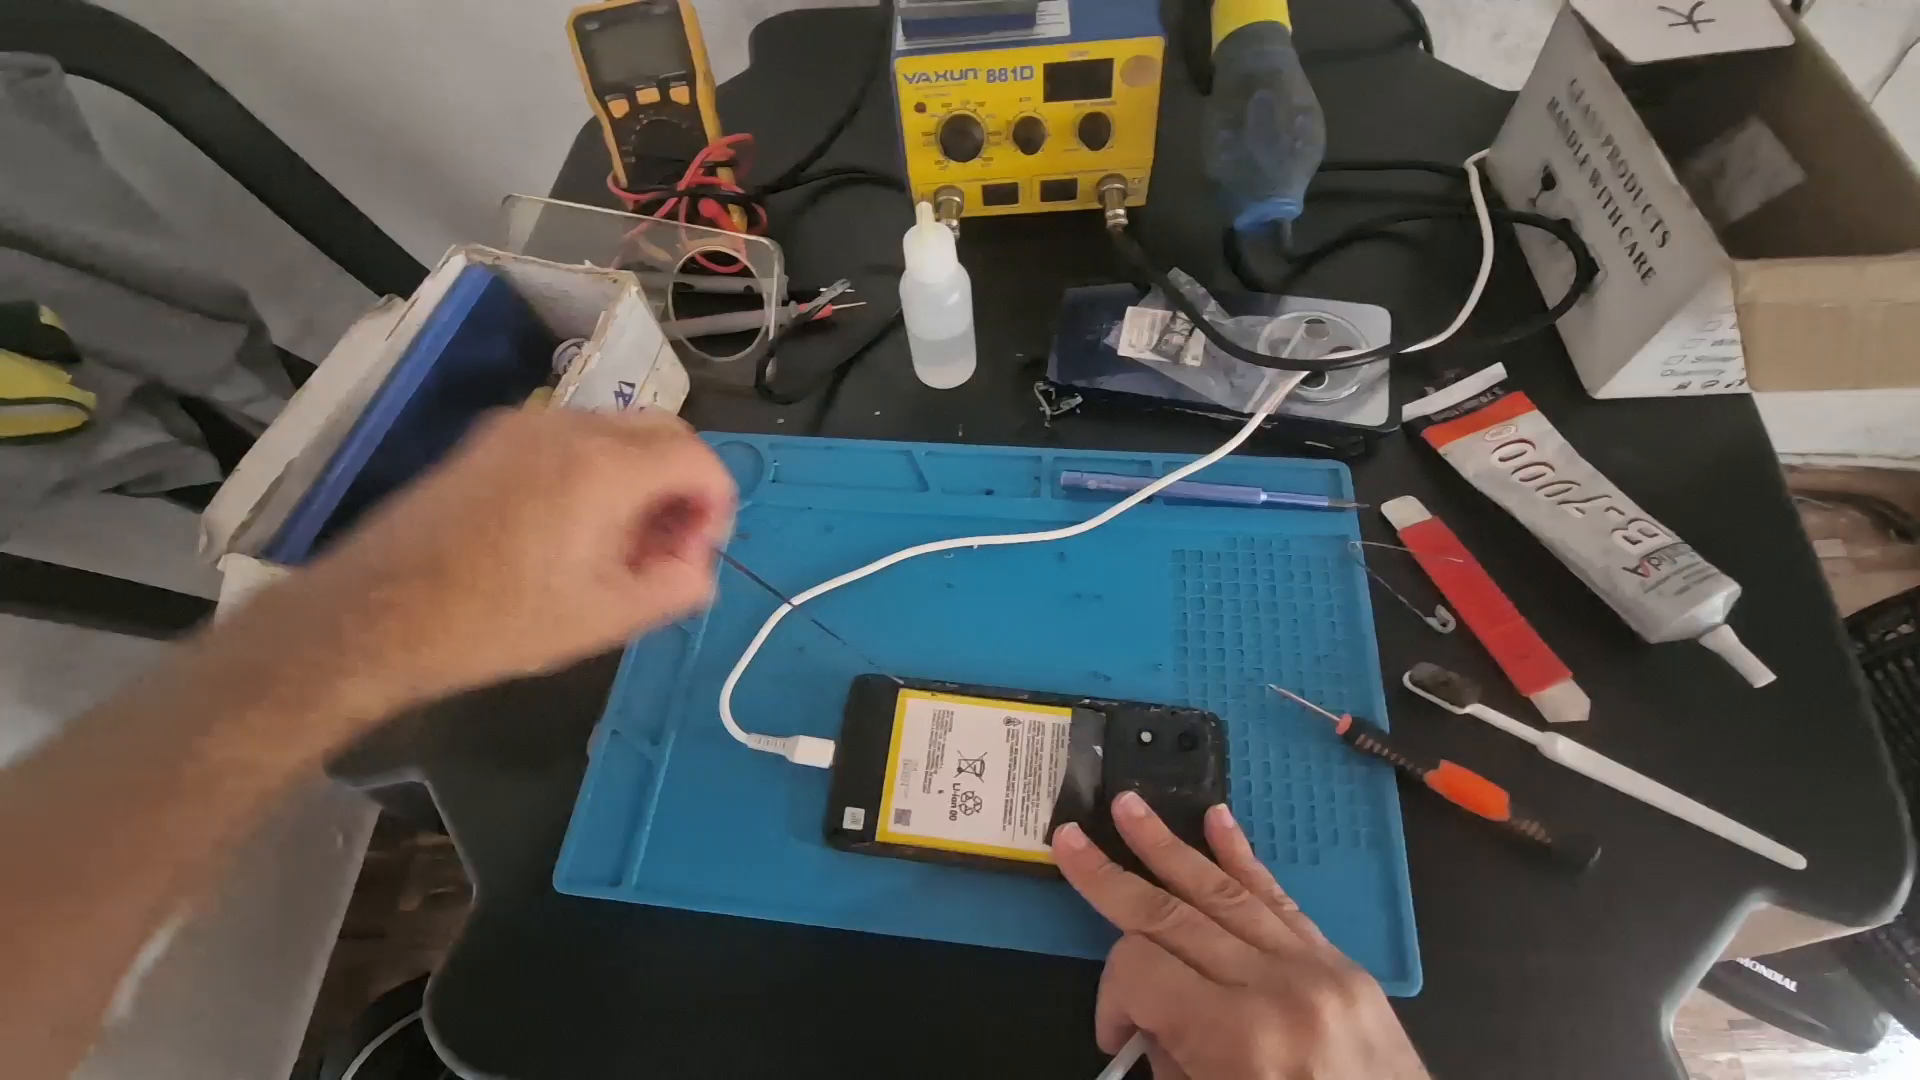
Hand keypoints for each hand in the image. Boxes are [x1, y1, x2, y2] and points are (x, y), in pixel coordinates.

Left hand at [284, 407, 735, 707]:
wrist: (369, 619)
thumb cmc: (498, 623)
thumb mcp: (610, 618)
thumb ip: (680, 586)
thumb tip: (699, 565)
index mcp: (605, 468)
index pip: (700, 458)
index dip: (717, 504)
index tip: (698, 551)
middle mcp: (569, 428)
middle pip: (667, 432)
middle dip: (686, 485)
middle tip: (668, 544)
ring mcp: (525, 426)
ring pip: (622, 431)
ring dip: (646, 477)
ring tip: (621, 541)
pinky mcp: (492, 439)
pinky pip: (576, 438)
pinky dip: (603, 470)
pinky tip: (576, 525)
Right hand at [1052, 793, 1427, 1079]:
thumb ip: (1171, 1056)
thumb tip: (1147, 1008)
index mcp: (1239, 1039)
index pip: (1142, 968)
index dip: (1112, 994)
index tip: (1116, 1034)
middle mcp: (1275, 988)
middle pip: (1172, 913)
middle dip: (1111, 876)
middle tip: (1070, 838)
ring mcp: (1316, 969)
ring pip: (1222, 890)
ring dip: (1167, 845)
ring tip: (1128, 806)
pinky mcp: (1342, 966)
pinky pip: (1280, 900)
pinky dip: (1244, 858)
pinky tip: (1217, 819)